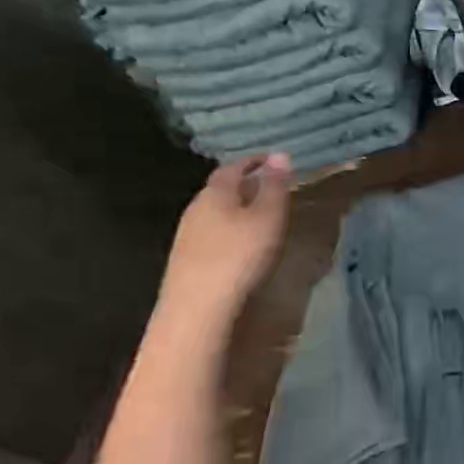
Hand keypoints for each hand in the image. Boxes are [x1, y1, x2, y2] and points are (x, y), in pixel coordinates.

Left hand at [158, 153, 293, 319]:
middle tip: (271, 186)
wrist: (195, 309)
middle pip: (221, 188)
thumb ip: (275, 185)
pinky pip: (211, 230)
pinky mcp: (185, 258)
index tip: (273, 160)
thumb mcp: (268, 216)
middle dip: (246, 183)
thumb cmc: (239, 255)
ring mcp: (186, 235)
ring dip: (237, 207)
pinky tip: (240, 242)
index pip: (233, 166)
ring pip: (215, 211)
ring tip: (260, 214)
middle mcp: (196, 208)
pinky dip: (229, 226)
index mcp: (215, 193)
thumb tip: (279, 154)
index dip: (253, 160)